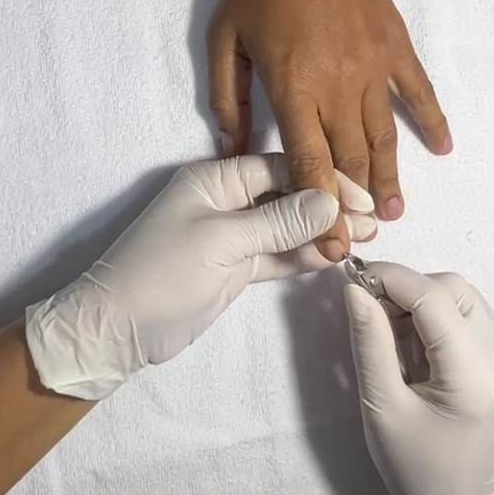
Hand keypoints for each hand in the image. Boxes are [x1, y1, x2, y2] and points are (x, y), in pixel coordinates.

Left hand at [25, 154, 376, 399]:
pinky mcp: (235, 266)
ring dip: (322, 232)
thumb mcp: (221, 241)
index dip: (321, 178)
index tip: (362, 195)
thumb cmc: (162, 272)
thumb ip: (277, 222)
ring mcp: (232, 235)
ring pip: (287, 226)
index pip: (279, 166)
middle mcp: (226, 200)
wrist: (119, 327)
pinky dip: (304, 255)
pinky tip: (335, 255)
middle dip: (329, 205)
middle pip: (287, 194)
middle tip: (374, 220)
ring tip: (367, 238)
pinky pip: (277, 254)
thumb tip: (330, 201)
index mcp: (214, 178)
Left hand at [206, 0, 449, 260]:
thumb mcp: (224, 37)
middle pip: (351, 160)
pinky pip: (418, 93)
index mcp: (294, 87)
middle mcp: (339, 87)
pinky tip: (441, 149)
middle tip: (361, 238)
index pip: (310, 163)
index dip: (319, 209)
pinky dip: (431, 122)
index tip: (330, 243)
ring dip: (388, 178)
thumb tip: (230, 148)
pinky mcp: (396, 49)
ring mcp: (374, 69)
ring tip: (394, 212)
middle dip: (355, 205)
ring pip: (384, 137)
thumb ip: (229, 98)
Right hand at [344, 262, 493, 494]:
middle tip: (371, 308)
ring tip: (391, 327)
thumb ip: (370, 341)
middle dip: (408, 286)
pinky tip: (416, 340)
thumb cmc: (412, 465)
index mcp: (475, 379)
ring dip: (423, 297)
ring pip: (465, 297)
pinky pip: (472, 316)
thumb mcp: (381, 405)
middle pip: (456, 289)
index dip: (392, 277)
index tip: (354, 277)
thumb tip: (354, 288)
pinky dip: (439, 314)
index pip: (435, 299)